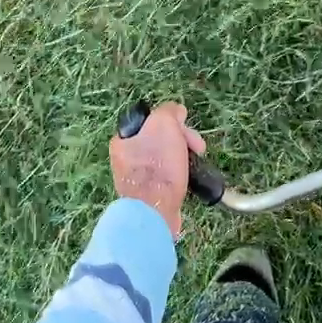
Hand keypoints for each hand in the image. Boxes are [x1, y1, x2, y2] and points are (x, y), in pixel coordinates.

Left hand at [109, 102, 206, 238]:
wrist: (155, 211)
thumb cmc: (158, 165)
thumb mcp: (164, 124)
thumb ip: (169, 111)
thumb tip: (177, 111)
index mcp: (123, 139)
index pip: (153, 120)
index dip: (174, 123)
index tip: (186, 131)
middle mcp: (125, 158)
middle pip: (160, 139)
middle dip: (183, 140)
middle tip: (198, 148)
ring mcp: (136, 178)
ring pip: (165, 157)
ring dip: (183, 157)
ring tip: (194, 165)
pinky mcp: (148, 195)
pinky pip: (166, 176)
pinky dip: (178, 175)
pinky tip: (186, 180)